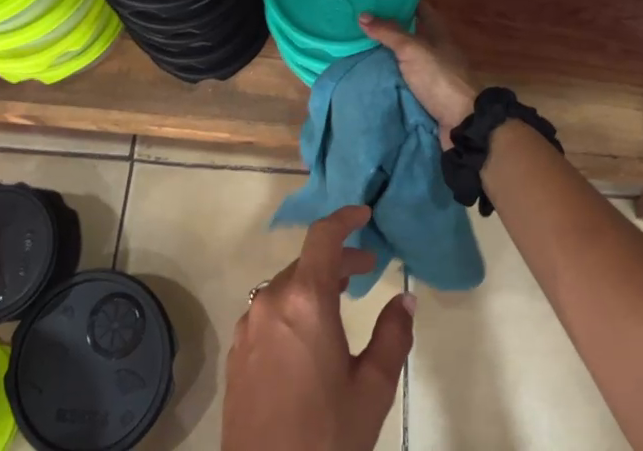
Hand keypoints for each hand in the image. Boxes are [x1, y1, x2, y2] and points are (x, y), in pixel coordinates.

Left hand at [222, 206, 415, 450]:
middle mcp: (270, 303)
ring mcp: (248, 326)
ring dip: (313, 284)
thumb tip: (404, 299)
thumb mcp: (373, 388)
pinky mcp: (237, 352)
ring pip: (284, 288)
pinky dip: (291, 307)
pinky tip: (309, 336)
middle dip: (336, 261)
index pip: (322, 238)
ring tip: (340, 301)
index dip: (344, 218)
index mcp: (305, 301)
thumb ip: (392, 335)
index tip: (364, 214)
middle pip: (304, 263)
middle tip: (367, 271)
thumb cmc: (327, 434)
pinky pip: (267, 312)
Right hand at [361, 6, 474, 146]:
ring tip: (361, 48)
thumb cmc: (440, 78)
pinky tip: (374, 76)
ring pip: (408, 58)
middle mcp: (438, 52)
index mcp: (439, 35)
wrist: (462, 122)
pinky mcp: (428, 95)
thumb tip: (362, 15)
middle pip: (414, 34)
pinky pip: (406, 80)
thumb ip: (389, 33)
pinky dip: (391, 77)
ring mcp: (434, 75)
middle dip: (392, 29)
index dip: (405, 1)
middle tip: (363, 24)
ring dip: (389, 55)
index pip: (423, 10)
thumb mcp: (413, 50)